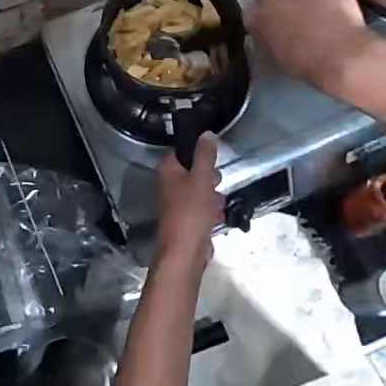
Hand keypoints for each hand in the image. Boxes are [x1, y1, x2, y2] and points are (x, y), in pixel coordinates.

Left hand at [155, 131, 220, 272]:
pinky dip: (211, 209)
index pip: (183, 150)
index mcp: (167, 170)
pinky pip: (203, 206)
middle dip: (210, 177)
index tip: (214, 158)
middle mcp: (169, 183)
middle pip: (194, 169)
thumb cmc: (191, 211)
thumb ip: (205, 155)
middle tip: (215, 183)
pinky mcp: (187, 218)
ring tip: (217, 203)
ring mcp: (177, 202)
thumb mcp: (201, 178)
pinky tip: (217, 216)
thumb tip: (207, 133)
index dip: (199, 152)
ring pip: (201, 188)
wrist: (185, 252)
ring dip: (213, 194)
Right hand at [245, 0, 384, 97]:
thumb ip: (269, 39)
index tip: (275, 29)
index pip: (253, 14)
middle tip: (296, 21)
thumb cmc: (306, 64)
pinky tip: (334, 10)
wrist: (340, 54)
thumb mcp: (276, 57)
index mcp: (255, 17)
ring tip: (320, 16)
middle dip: (281, 5)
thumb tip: (272, 34)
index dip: (266, 21)